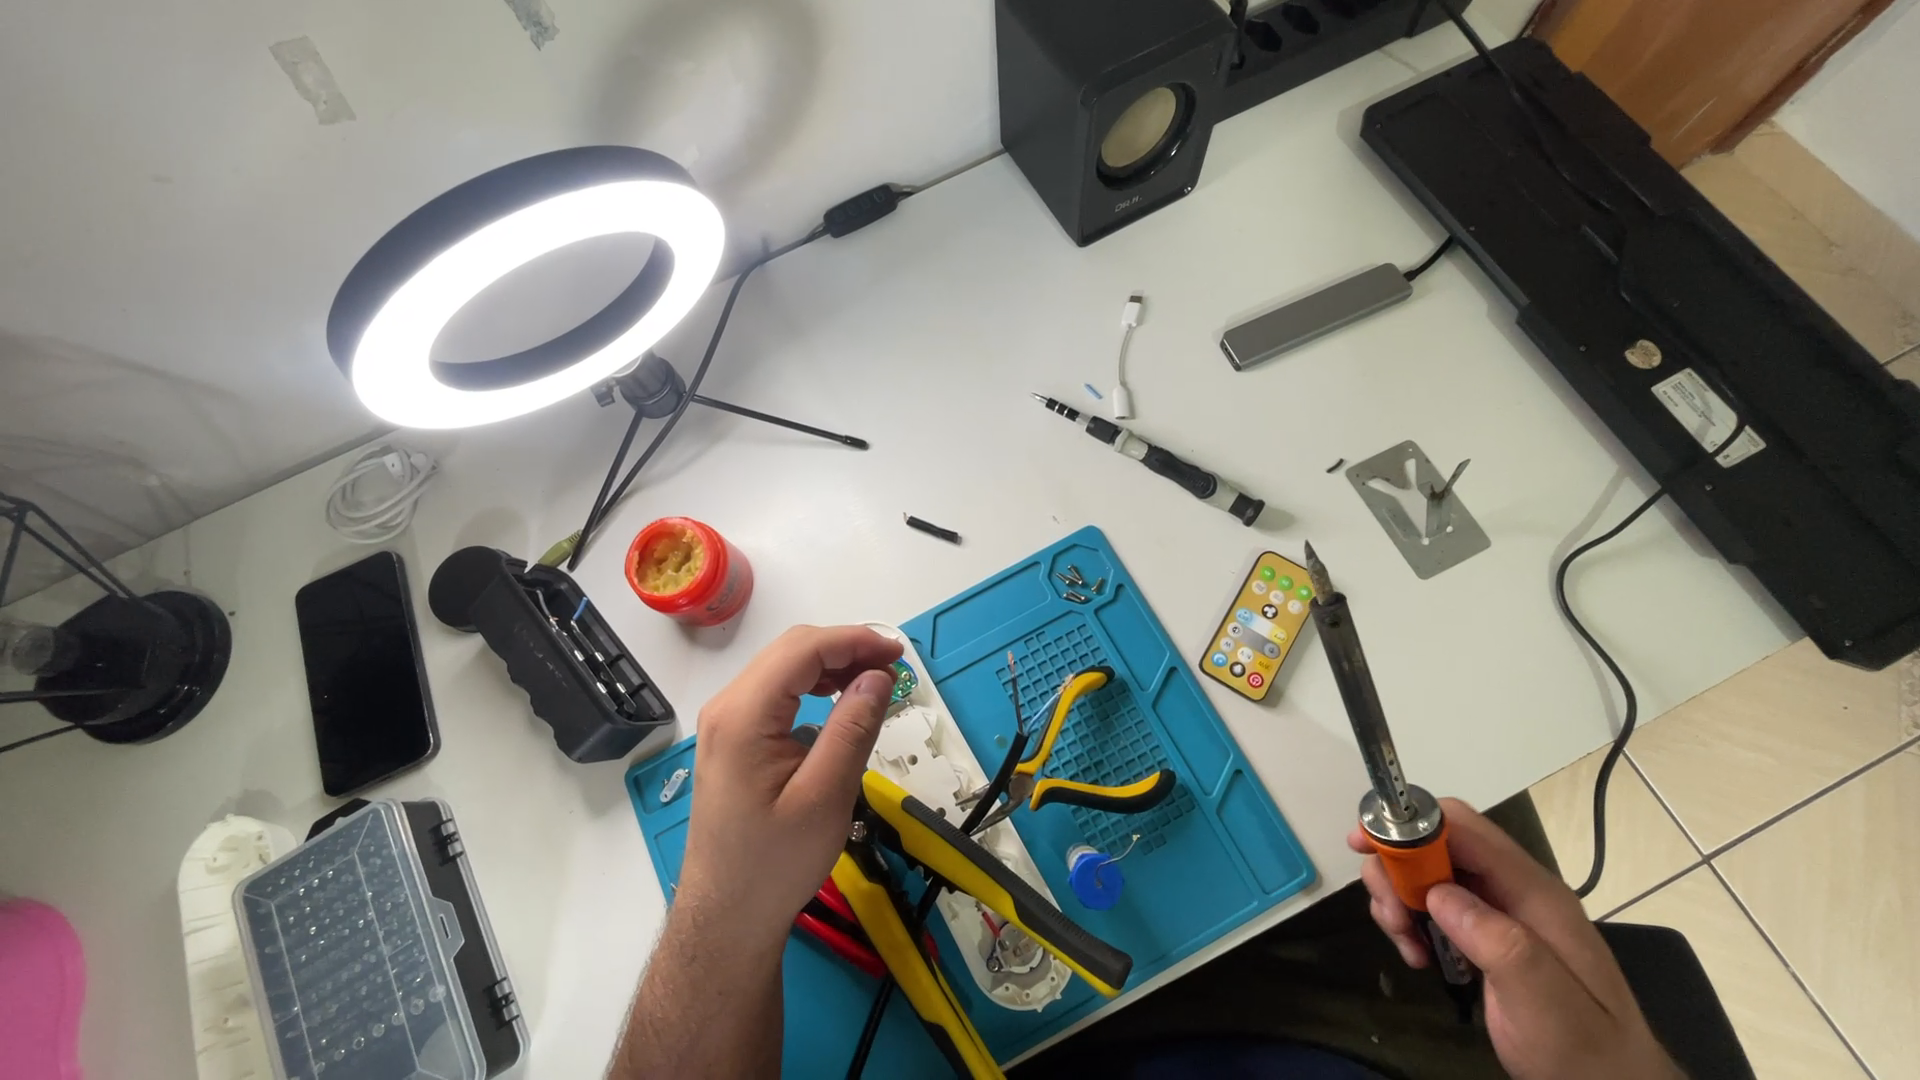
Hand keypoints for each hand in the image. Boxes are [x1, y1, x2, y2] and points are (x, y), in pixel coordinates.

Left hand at [680, 625, 902, 945]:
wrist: (726, 917)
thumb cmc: (775, 863)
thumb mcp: (825, 797)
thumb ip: (853, 729)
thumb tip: (878, 676)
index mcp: (744, 715)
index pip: (804, 650)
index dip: (855, 642)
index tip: (898, 655)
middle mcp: (728, 707)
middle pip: (791, 651)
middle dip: (845, 649)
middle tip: (892, 670)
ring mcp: (726, 723)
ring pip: (783, 669)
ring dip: (830, 666)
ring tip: (873, 683)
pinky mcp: (733, 740)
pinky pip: (776, 693)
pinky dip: (813, 687)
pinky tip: (838, 705)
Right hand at [1349, 800, 1682, 1079]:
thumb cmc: (1584, 1052)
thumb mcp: (1547, 1002)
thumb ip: (1499, 943)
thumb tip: (1438, 894)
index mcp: (1532, 891)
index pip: (1462, 827)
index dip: (1409, 823)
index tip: (1364, 843)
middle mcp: (1511, 890)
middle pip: (1434, 844)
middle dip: (1396, 867)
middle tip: (1388, 912)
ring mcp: (1495, 912)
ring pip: (1424, 874)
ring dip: (1397, 898)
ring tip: (1403, 940)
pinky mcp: (1480, 935)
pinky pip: (1429, 906)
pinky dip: (1408, 921)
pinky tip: (1417, 955)